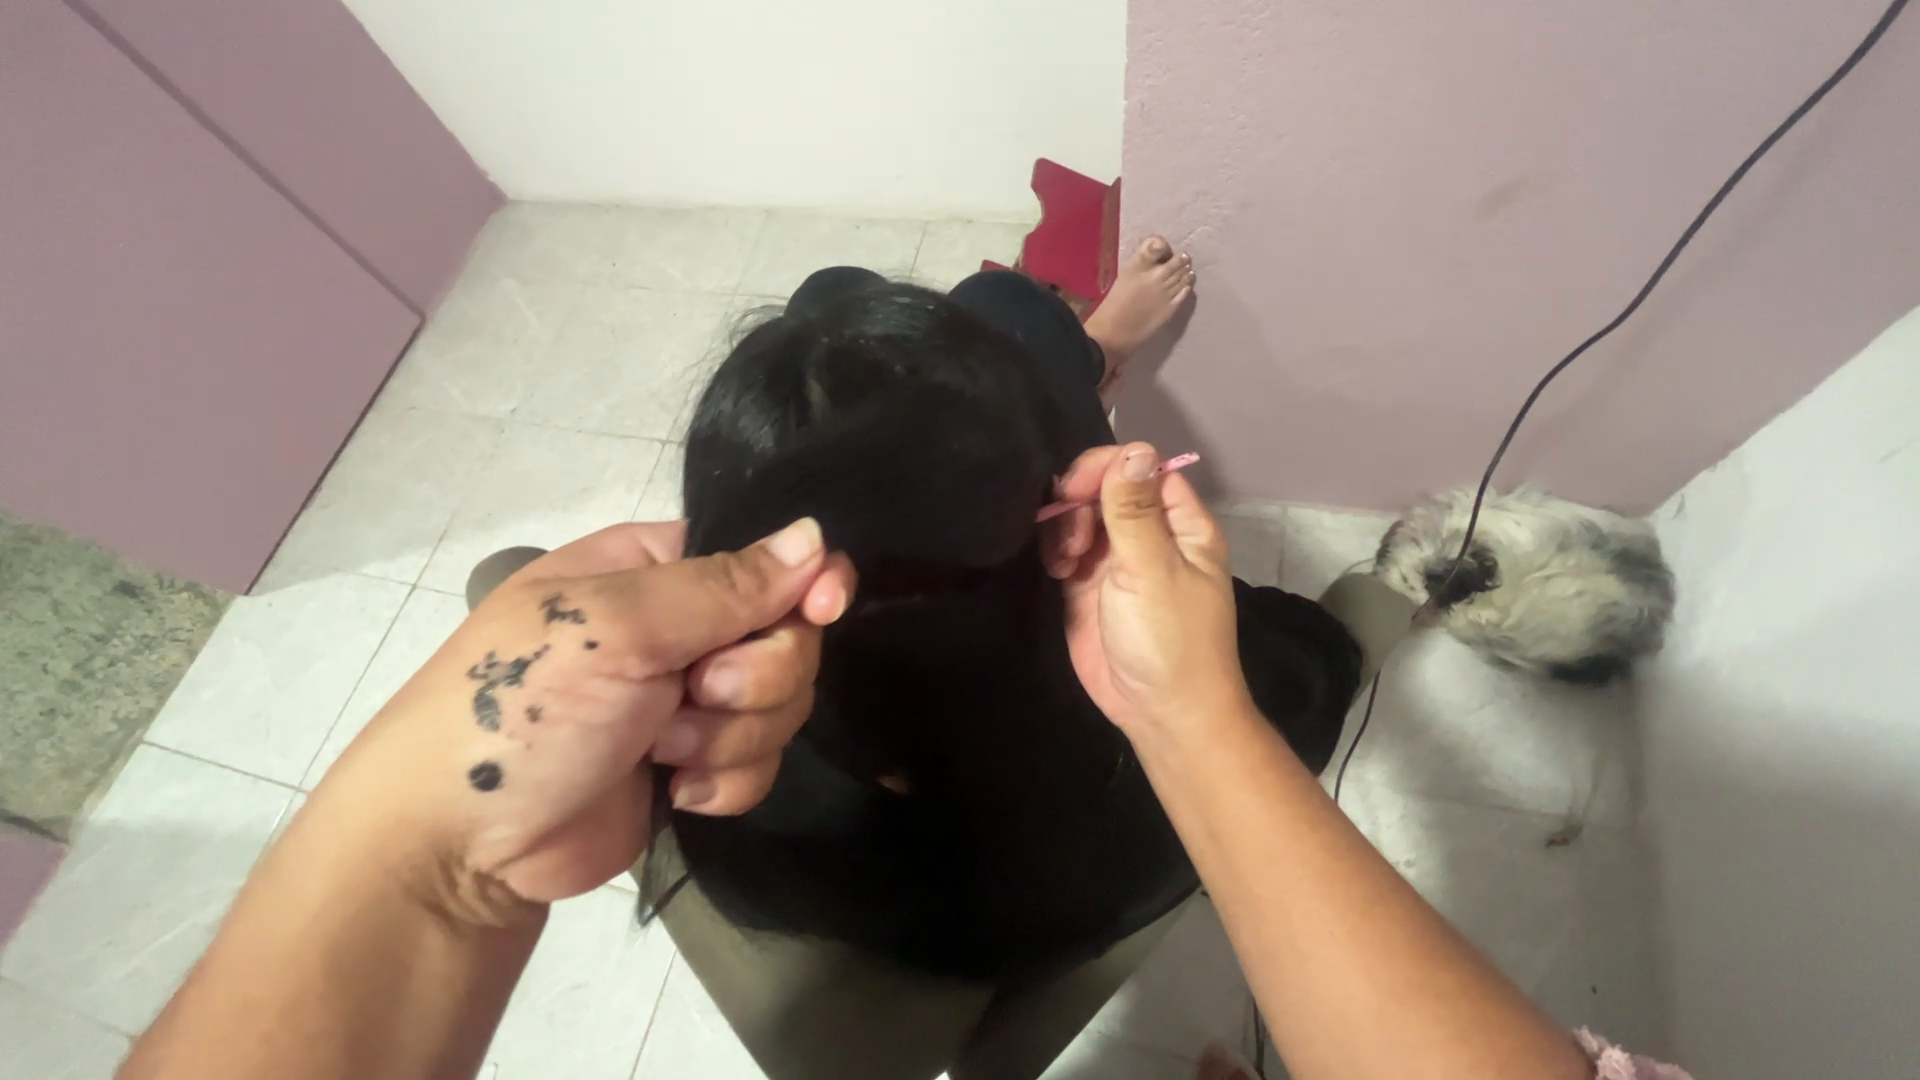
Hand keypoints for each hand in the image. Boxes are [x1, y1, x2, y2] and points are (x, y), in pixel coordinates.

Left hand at [312, 518, 854, 923]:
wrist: (458, 852)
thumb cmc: (522, 708)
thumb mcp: (619, 629)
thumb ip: (726, 585)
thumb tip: (817, 536)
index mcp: (658, 570)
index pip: (766, 558)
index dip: (805, 580)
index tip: (824, 607)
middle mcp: (686, 628)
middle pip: (788, 635)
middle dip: (752, 676)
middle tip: (691, 694)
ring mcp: (694, 699)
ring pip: (783, 702)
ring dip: (731, 734)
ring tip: (662, 749)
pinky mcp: (700, 763)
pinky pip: (764, 761)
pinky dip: (726, 779)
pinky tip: (675, 789)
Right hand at [1042, 442, 1252, 736]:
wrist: (1159, 711)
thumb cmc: (1170, 638)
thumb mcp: (1153, 570)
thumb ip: (1134, 510)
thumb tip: (1133, 447)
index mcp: (1181, 525)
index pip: (1143, 470)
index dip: (1109, 469)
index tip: (1077, 489)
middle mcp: (1149, 535)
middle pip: (1106, 489)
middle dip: (1079, 502)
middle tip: (1072, 539)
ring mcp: (1116, 560)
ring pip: (1080, 516)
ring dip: (1064, 528)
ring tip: (1065, 563)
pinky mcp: (1087, 585)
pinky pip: (1065, 548)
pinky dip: (1055, 550)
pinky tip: (1057, 571)